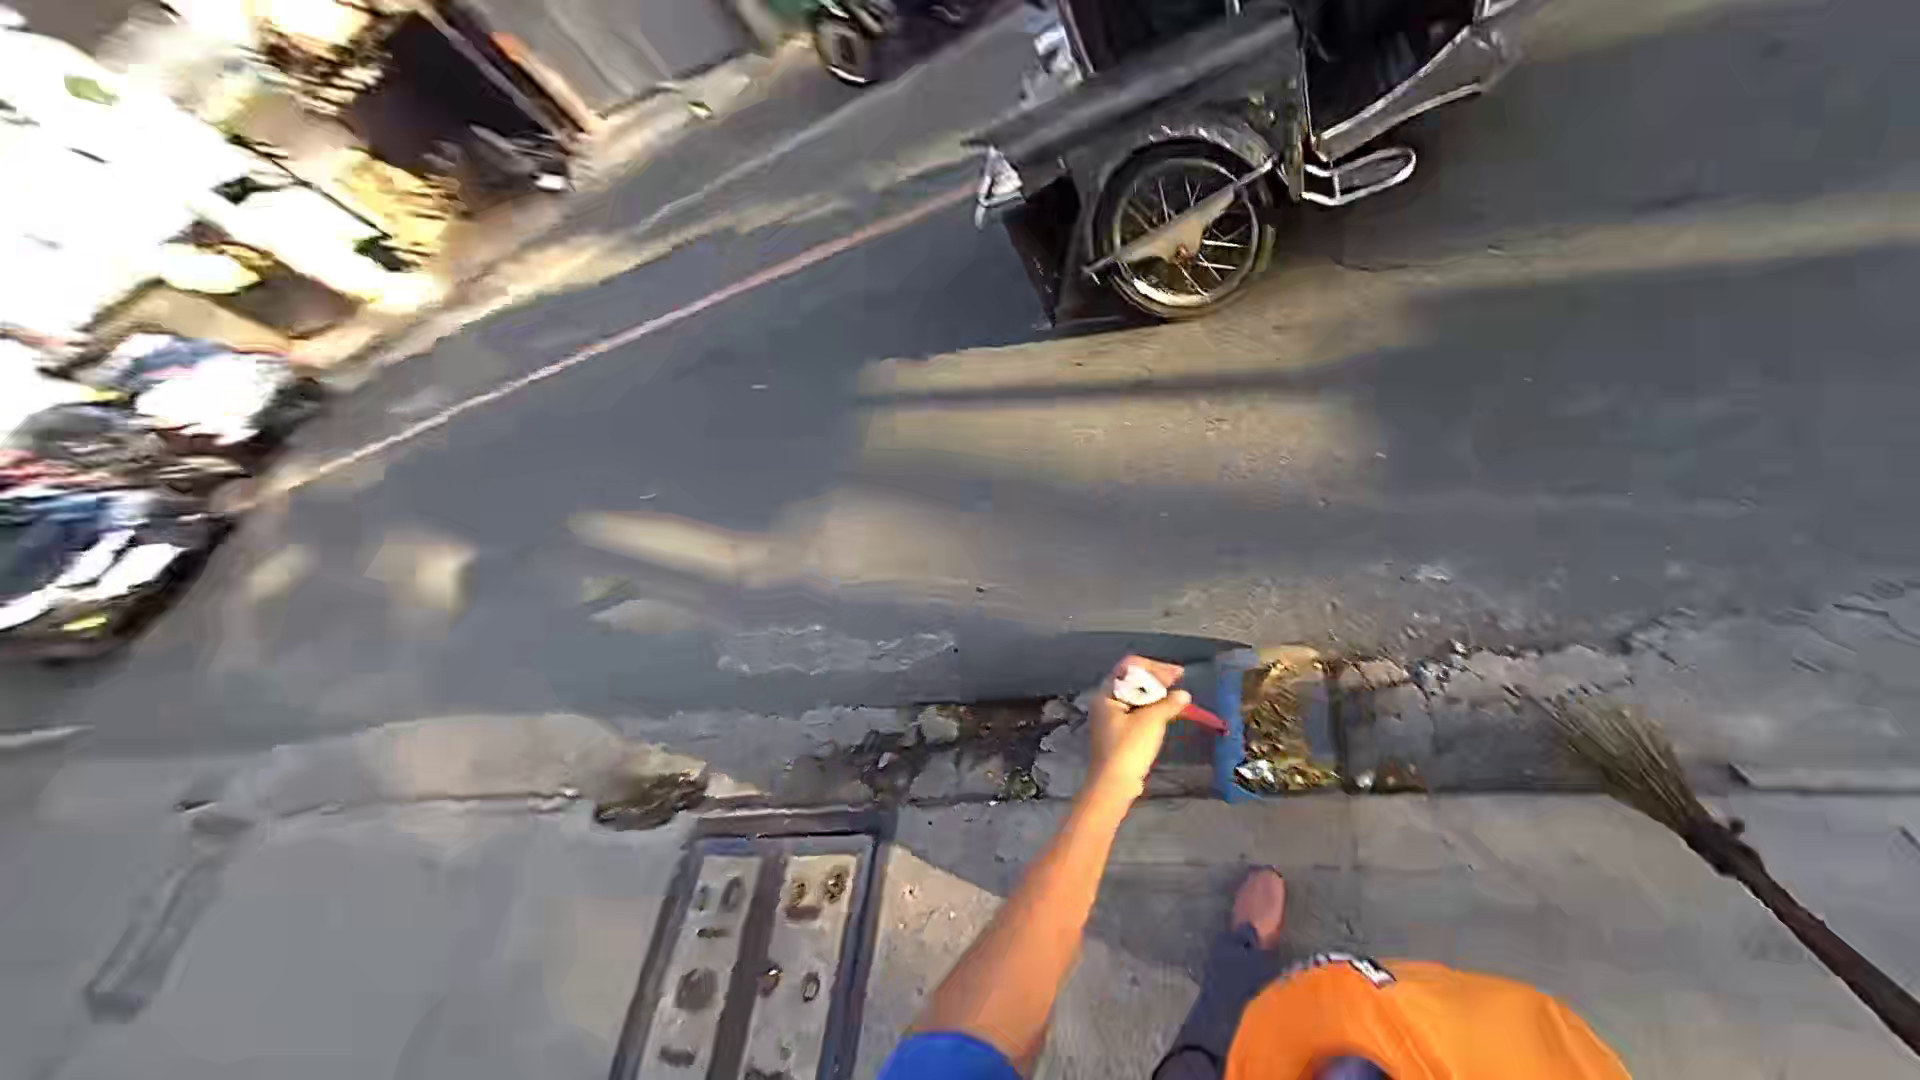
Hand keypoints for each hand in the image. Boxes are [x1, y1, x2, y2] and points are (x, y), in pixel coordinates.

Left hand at [1084, 655, 1189, 804]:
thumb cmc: (1129, 748)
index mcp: (1106, 693)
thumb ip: (1168, 704)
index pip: (1130, 667)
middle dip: (1156, 679)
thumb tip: (1183, 695)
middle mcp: (1104, 701)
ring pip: (1134, 696)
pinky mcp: (1117, 731)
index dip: (1155, 667)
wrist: (1113, 784)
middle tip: (1179, 682)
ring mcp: (1110, 716)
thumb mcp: (1151, 722)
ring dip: (1155, 693)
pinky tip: (1166, 711)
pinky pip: (1135, 710)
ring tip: (1177, 696)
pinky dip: (1151, 707)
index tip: (1178, 674)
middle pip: (1131, 680)